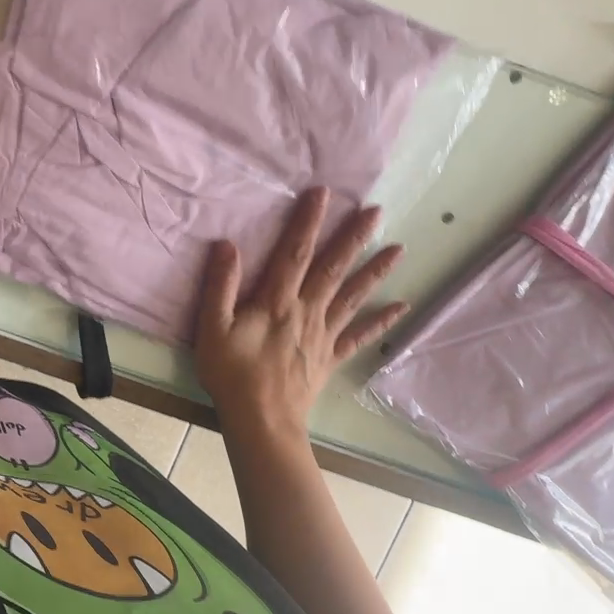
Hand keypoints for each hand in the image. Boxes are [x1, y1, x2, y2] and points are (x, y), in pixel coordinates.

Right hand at [194, 187, 407, 440]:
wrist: (262, 419)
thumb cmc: (231, 373)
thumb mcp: (212, 328)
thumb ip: (220, 286)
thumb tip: (227, 245)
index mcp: (276, 302)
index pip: (294, 253)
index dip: (307, 222)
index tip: (322, 194)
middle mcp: (306, 311)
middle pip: (332, 268)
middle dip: (352, 237)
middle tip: (375, 211)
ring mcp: (323, 334)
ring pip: (352, 296)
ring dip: (375, 271)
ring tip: (399, 248)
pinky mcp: (330, 356)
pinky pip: (359, 335)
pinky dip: (381, 320)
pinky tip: (400, 306)